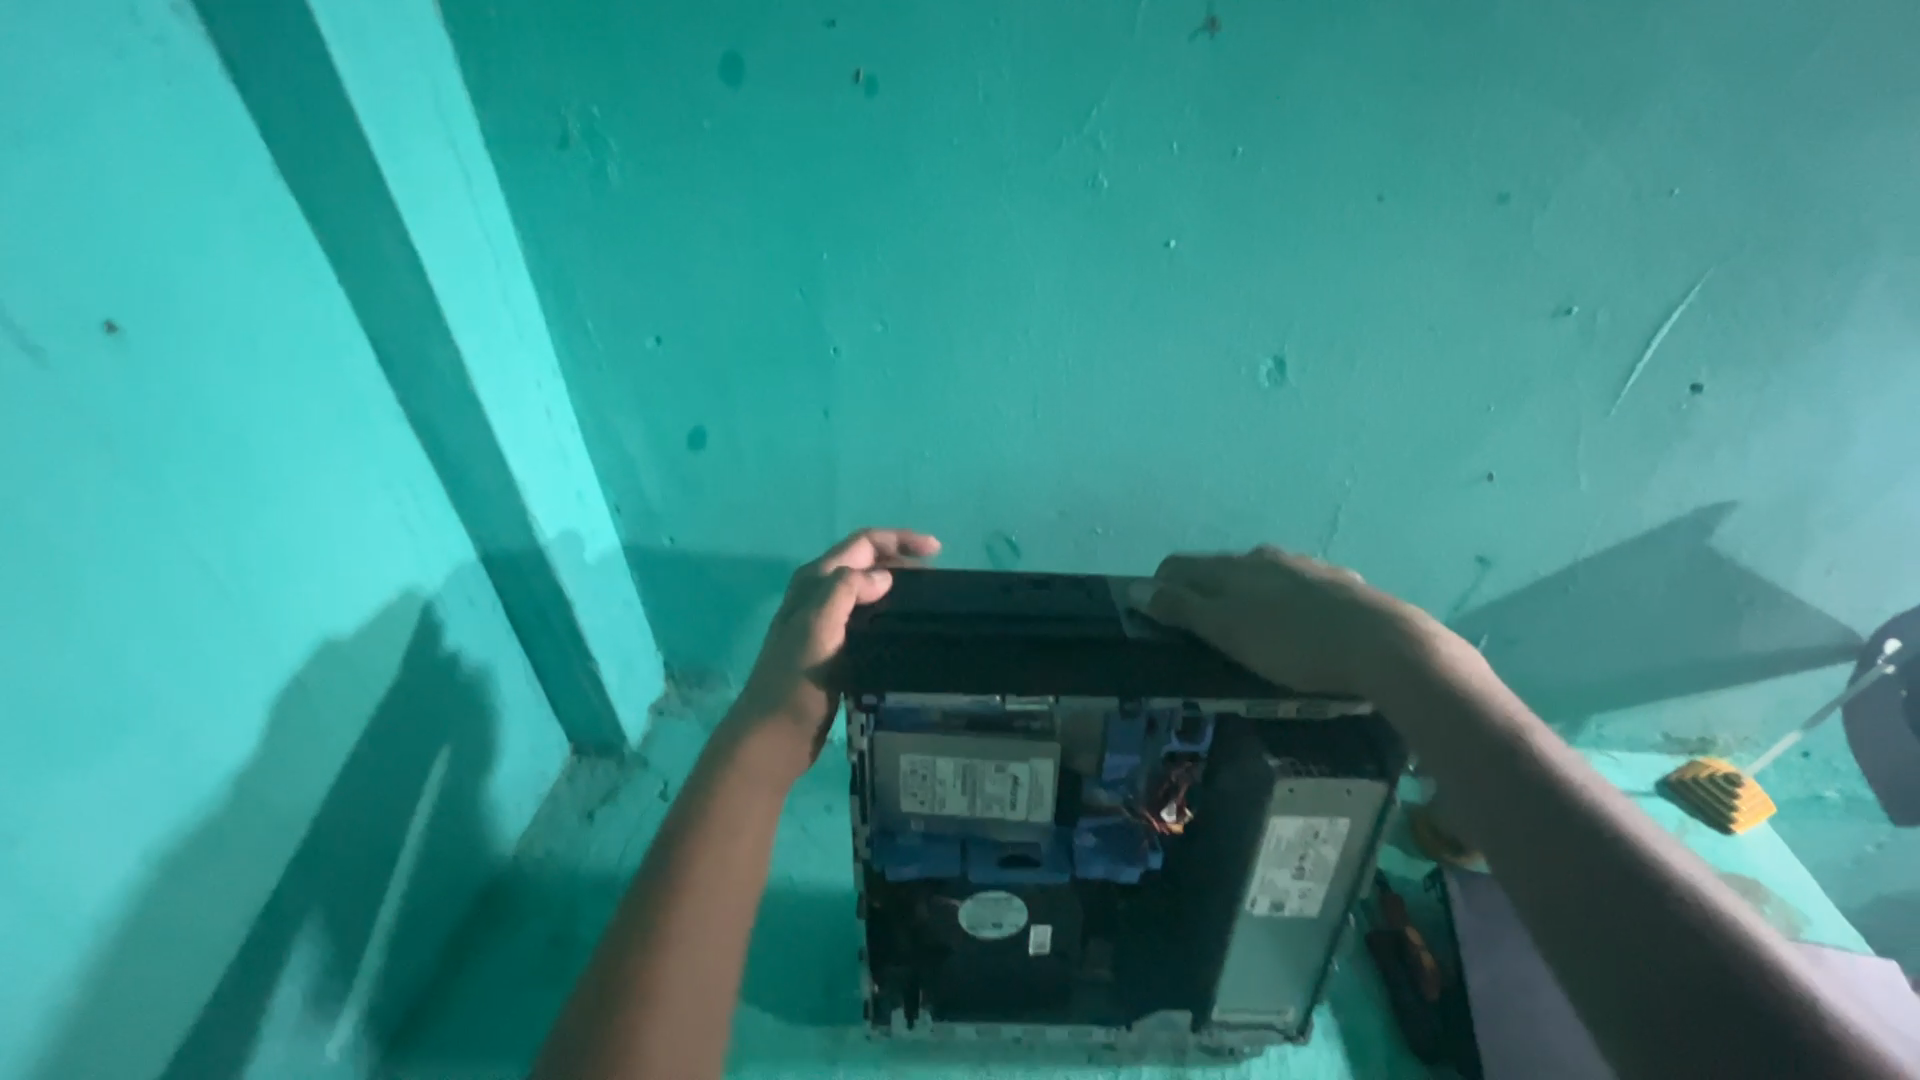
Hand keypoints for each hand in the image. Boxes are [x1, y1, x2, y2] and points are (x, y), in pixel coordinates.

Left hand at [726, 528, 941, 769]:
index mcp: (813, 581)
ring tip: (928, 599)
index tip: (937, 550)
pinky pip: (866, 617)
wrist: (774, 736)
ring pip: (866, 590)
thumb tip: (883, 576)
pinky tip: (906, 629)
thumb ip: (845, 590)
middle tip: (938, 577)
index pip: (862, 543)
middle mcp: (817, 594)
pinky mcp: (833, 649)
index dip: (899, 540)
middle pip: (864, 561)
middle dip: (900, 559)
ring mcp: (824, 622)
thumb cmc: (795, 682)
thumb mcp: (817, 628)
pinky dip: (888, 613)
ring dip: (896, 586)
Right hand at [1132, 545, 1446, 696]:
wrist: (1383, 645)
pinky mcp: (1340, 584)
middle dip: (1203, 593)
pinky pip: (1298, 588)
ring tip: (1252, 631)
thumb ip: (1180, 609)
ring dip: (1246, 596)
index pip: (1179, 565)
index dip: (1159, 588)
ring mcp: (1306, 567)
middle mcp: (1265, 558)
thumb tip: (1134, 588)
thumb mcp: (1227, 631)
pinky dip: (1285, 603)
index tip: (1158, 619)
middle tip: (1203, 632)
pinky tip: (1299, 627)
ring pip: (1260, 576)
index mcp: (1232, 567)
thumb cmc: (1292, 643)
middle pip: (1218, 569)